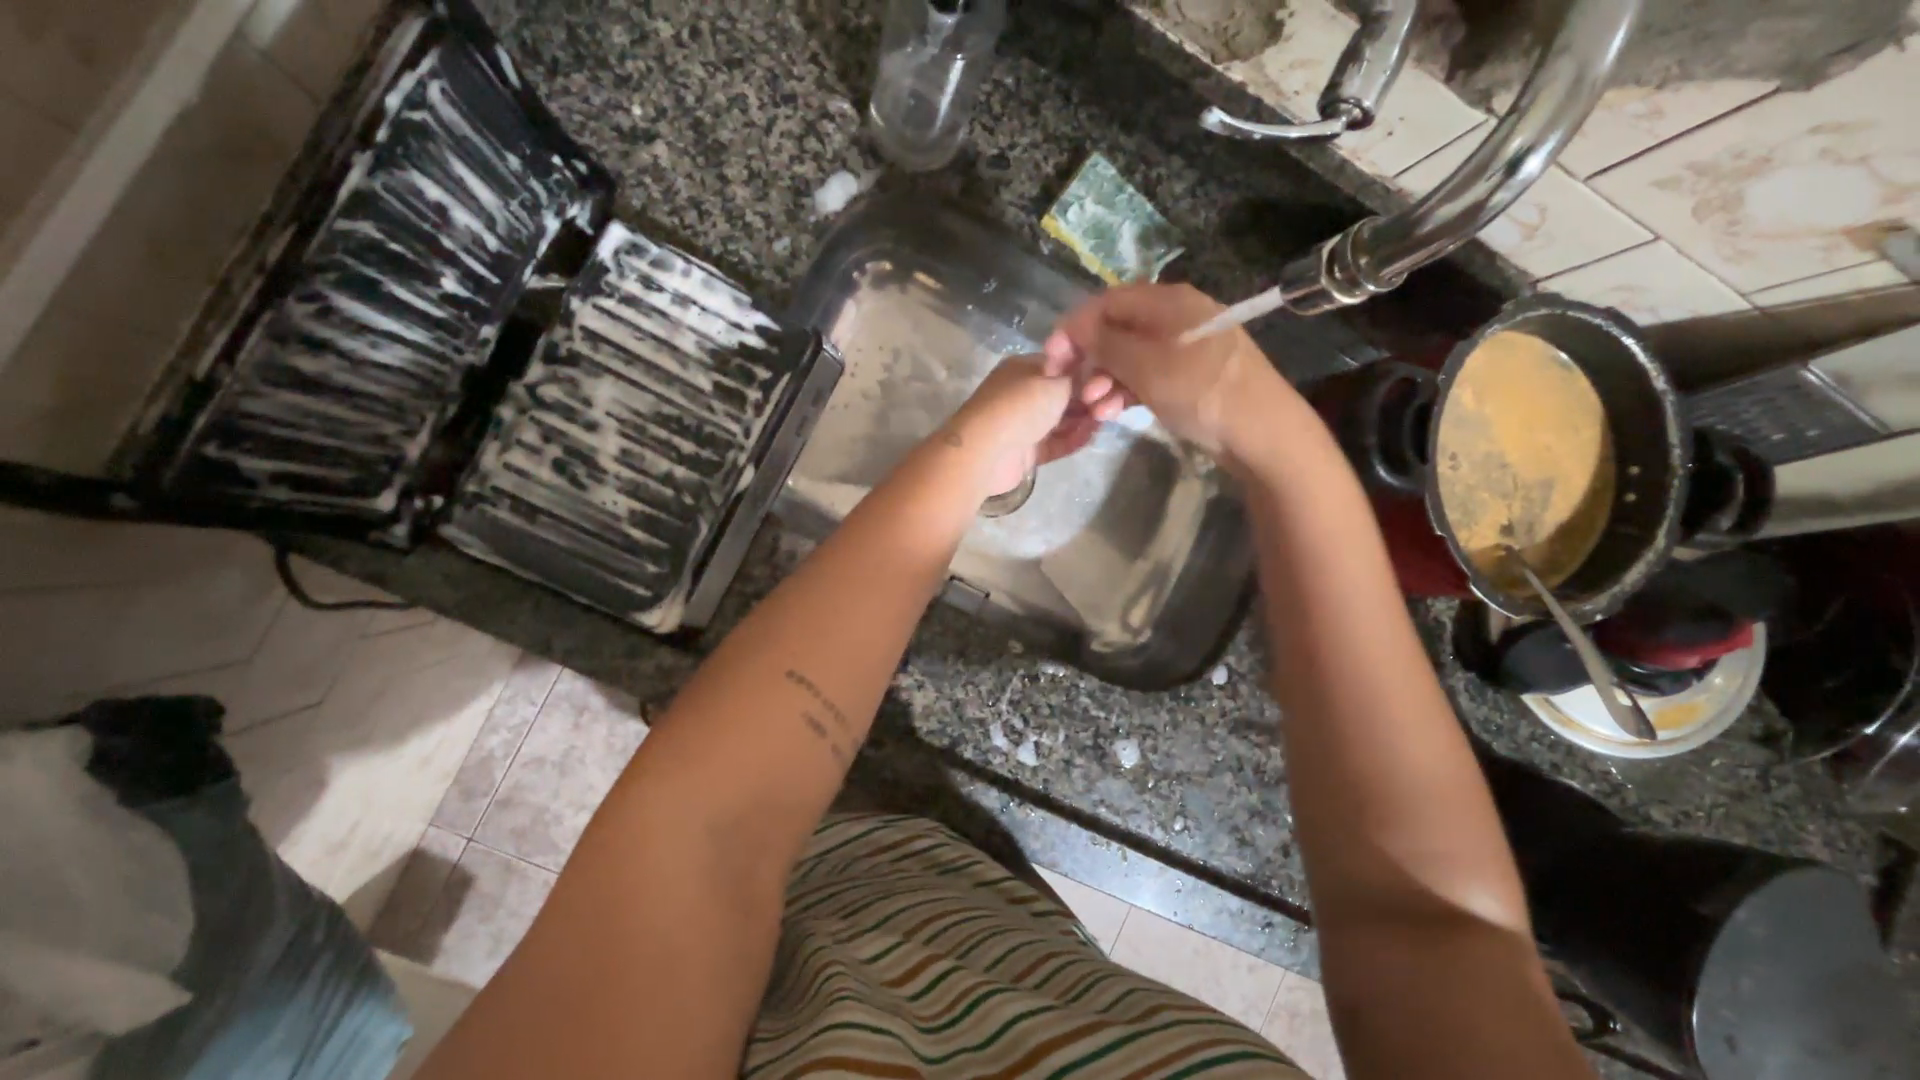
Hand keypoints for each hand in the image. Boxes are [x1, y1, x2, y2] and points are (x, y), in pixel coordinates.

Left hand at [937, 355, 1098, 498]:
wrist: (986, 451)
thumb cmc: (1020, 406)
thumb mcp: (1054, 382)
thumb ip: (1077, 378)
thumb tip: (1092, 375)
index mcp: (1025, 369)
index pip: (1062, 366)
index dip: (1086, 371)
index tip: (1109, 379)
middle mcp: (1024, 394)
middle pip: (1064, 394)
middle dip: (1088, 398)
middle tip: (1111, 403)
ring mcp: (1025, 424)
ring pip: (1062, 420)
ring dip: (1084, 419)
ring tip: (1106, 419)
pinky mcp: (1027, 451)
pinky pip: (1056, 443)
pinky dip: (1073, 439)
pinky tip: (1092, 436)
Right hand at [1044, 283, 1296, 460]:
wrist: (1262, 433)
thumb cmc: (1201, 391)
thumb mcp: (1146, 366)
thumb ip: (1106, 343)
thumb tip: (1077, 329)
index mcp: (1168, 302)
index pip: (1107, 302)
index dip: (1075, 327)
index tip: (1052, 359)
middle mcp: (1176, 317)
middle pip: (1118, 329)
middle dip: (1090, 358)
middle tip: (1070, 387)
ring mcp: (1185, 349)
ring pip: (1131, 357)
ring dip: (1105, 380)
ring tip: (1093, 407)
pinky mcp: (1190, 378)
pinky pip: (1148, 376)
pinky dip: (1127, 391)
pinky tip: (1112, 411)